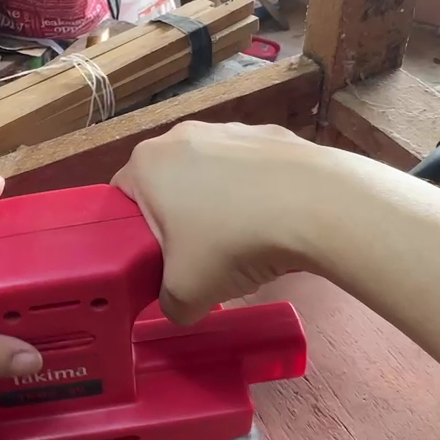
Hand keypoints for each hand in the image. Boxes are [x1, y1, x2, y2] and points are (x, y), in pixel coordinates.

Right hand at [113, 122, 330, 322]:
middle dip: (180, 220)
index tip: (156, 259)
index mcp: (147, 163)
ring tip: (245, 244)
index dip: (134, 232)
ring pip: (210, 175)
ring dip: (219, 207)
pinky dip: (257, 194)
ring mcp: (230, 130)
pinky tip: (276, 223)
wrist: (319, 206)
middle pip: (167, 184)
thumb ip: (169, 306)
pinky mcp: (271, 135)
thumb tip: (179, 309)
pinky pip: (251, 171)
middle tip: (199, 257)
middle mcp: (182, 135)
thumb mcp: (187, 293)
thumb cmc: (233, 242)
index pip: (121, 197)